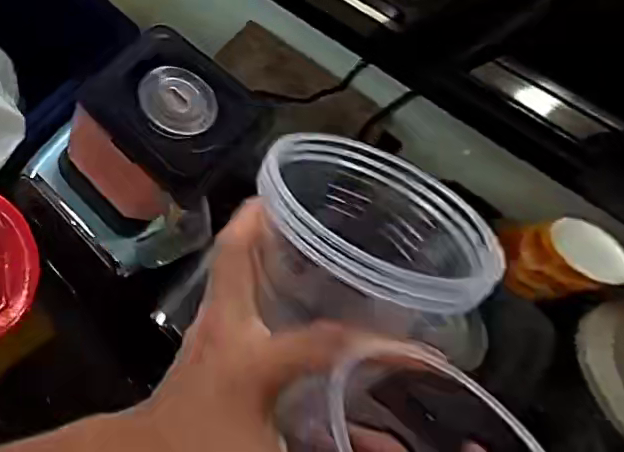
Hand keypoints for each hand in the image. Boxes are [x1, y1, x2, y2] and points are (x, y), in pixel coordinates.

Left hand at [117, 201, 416, 451]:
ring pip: (229, 263)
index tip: (418, 349)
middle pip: (236, 253)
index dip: (373, 348)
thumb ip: (340, 443)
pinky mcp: (205, 336)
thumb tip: (393, 447)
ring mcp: (209, 325)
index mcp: (250, 358)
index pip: (321, 343)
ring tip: (286, 217)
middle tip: (296, 197)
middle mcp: (225, 326)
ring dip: (253, 236)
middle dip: (261, 219)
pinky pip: (228, 286)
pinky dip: (248, 268)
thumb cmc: (212, 448)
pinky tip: (270, 273)